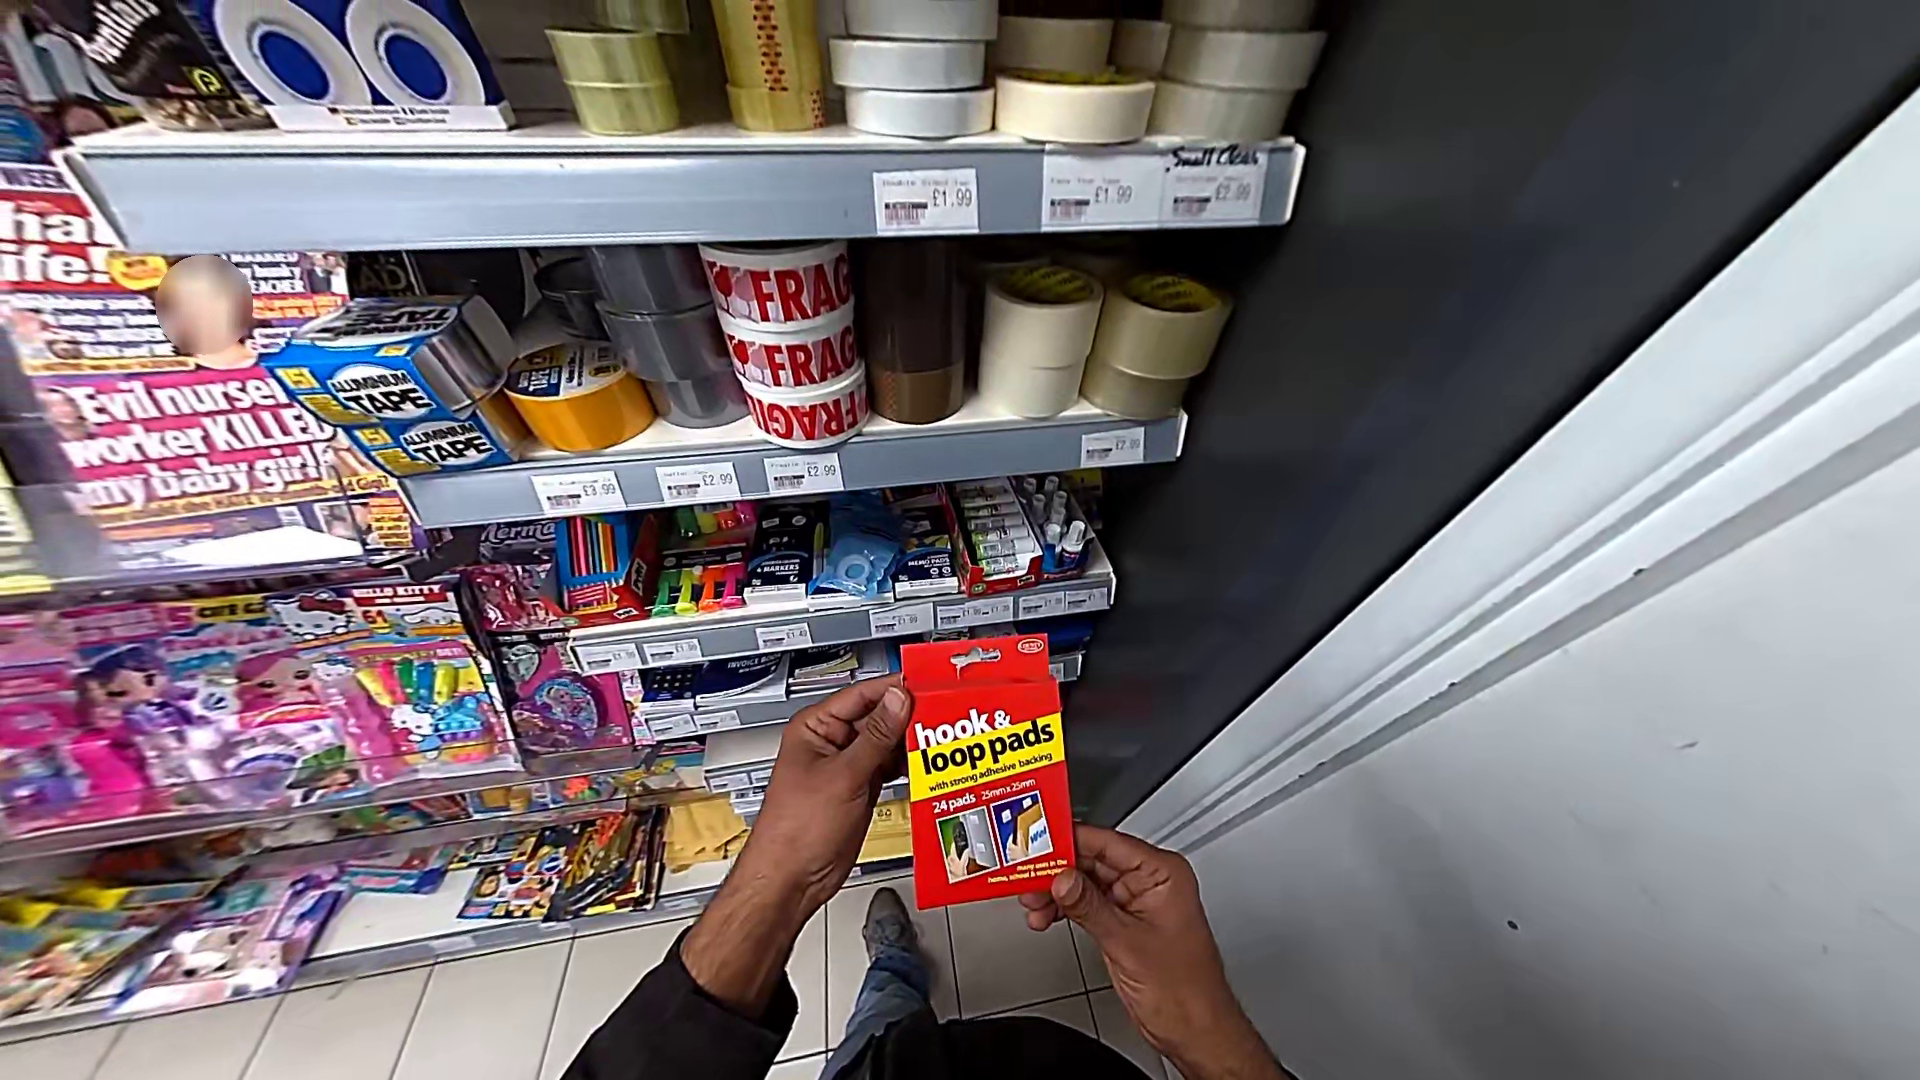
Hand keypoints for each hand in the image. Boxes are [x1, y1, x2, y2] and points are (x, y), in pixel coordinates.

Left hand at [684, 675, 911, 1015]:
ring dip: (908, 740)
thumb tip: (897, 700)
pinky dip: (906, 763)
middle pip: (877, 716)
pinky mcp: (860, 785)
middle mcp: (832, 741)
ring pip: (885, 740)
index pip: (861, 694)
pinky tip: (924, 763)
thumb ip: (876, 736)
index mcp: (815, 727)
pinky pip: (888, 764)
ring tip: (936, 736)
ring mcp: (848, 764)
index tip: (923, 684)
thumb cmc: (795, 831)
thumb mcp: (843, 776)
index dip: (892, 688)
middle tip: (938, 711)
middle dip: (906, 715)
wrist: (792, 881)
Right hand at [1020, 825, 1290, 1079]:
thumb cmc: (1187, 994)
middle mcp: (1148, 879)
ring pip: (1084, 880)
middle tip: (1028, 875)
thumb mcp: (1128, 943)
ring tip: (1033, 902)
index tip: (1039, 841)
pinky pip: (1087, 900)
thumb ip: (1090, 906)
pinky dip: (1065, 907)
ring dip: (1056, 891)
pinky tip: (1047, 914)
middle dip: (1057, 870)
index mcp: (1161, 872)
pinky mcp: (1122, 917)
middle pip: (1091, 859)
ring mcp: (1134, 898)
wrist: (1198, 1036)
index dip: (1070, 840)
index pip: (1107, 842)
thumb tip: (1062, 878)